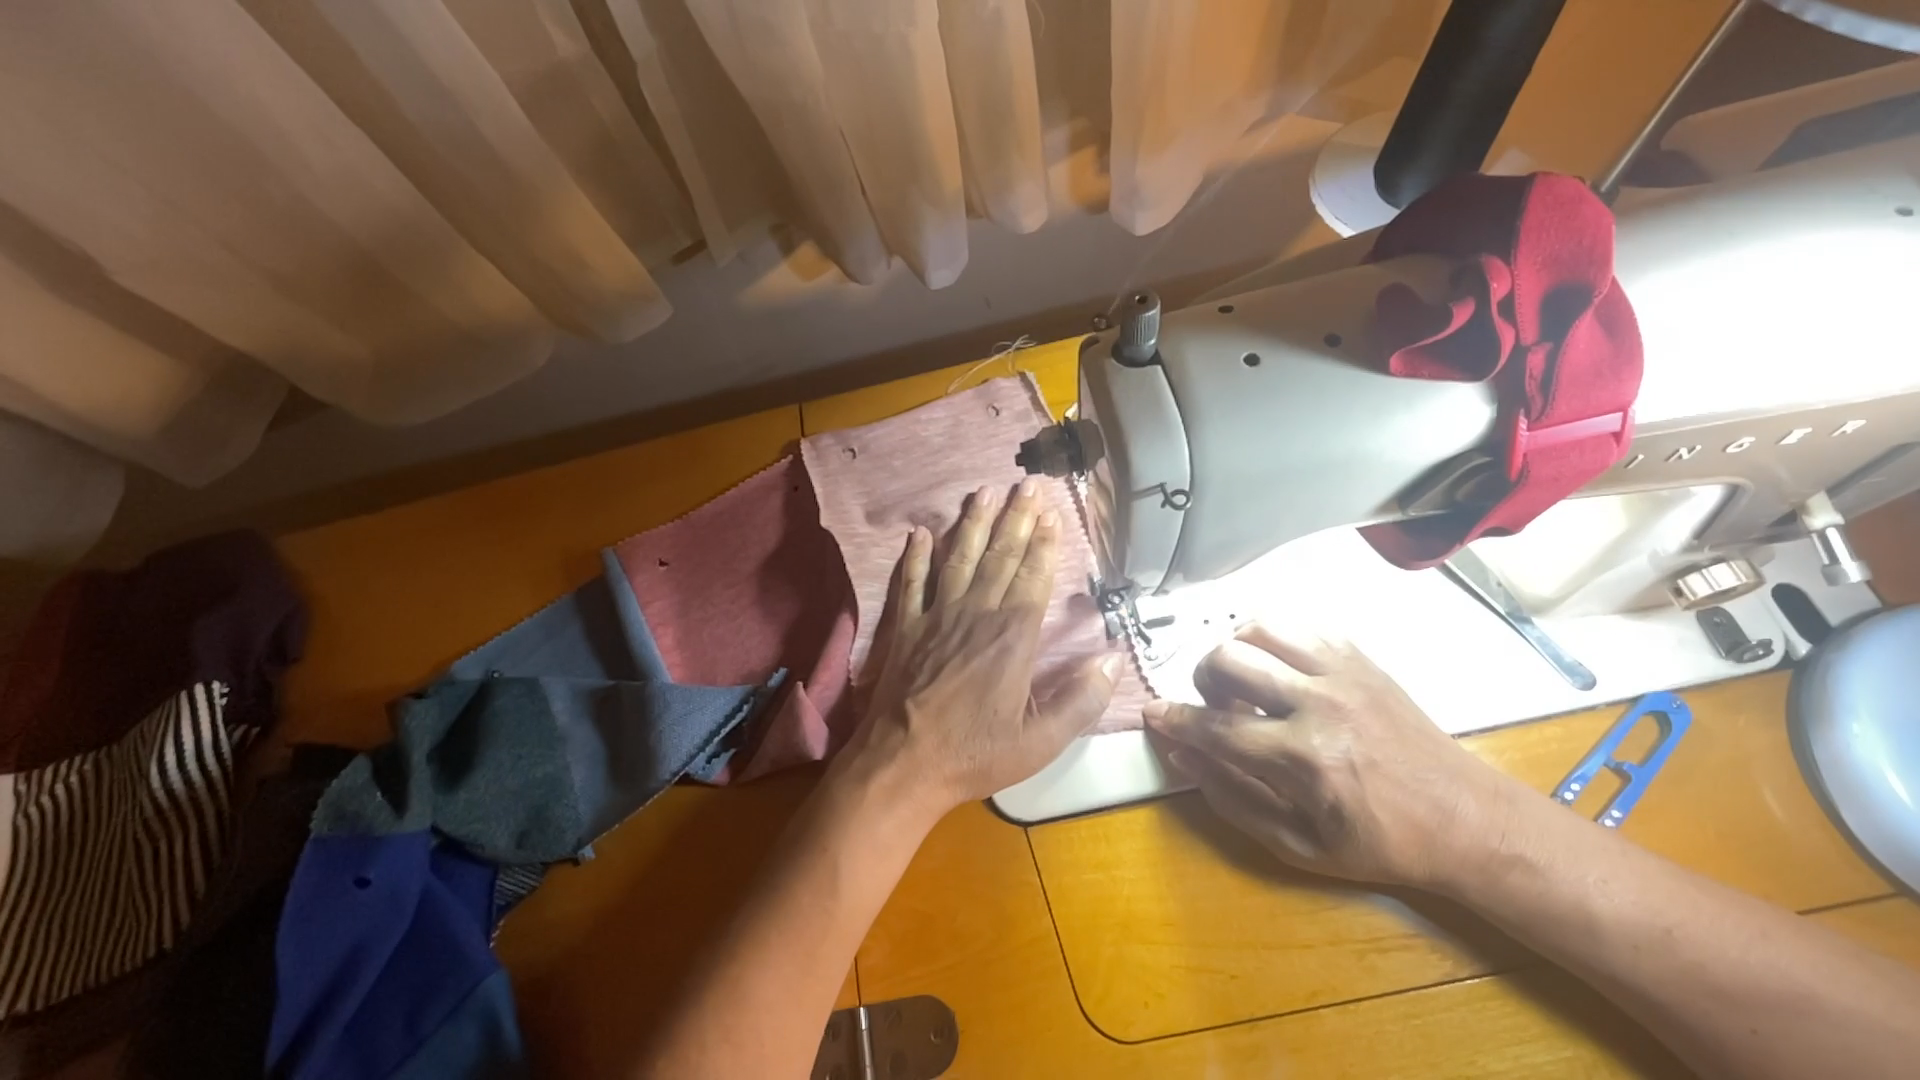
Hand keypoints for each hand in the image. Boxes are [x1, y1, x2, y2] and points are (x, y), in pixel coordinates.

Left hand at [832, 479, 1119, 817]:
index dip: (1045, 544)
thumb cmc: (974, 755)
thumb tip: (1115, 660)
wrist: (901, 764)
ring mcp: (936, 618)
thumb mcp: (1040, 742)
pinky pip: (911, 583)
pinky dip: (916, 557)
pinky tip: (920, 534)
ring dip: (973, 524)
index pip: (1034, 577)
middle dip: (1017, 518)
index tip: (1053, 513)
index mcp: (1013, 637)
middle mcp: (976, 615)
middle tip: (1027, 483)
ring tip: (985, 491)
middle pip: (1000, 557)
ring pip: (958, 559)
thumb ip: (1081, 700)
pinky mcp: (904, 628)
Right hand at [1144, 624, 1531, 888]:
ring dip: (1237, 651)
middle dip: (1203, 681)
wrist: (1464, 817)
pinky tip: (1278, 670)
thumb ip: (1231, 797)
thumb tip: (1181, 754)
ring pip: (1260, 629)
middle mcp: (1319, 704)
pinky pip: (1298, 626)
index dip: (1174, 719)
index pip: (1214, 727)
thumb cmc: (1379, 842)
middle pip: (1229, 660)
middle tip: (1216, 707)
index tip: (1153, 714)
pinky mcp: (1361, 659)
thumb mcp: (1298, 845)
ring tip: (1245, 682)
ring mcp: (1343, 674)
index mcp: (1304, 760)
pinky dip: (1273, 641)